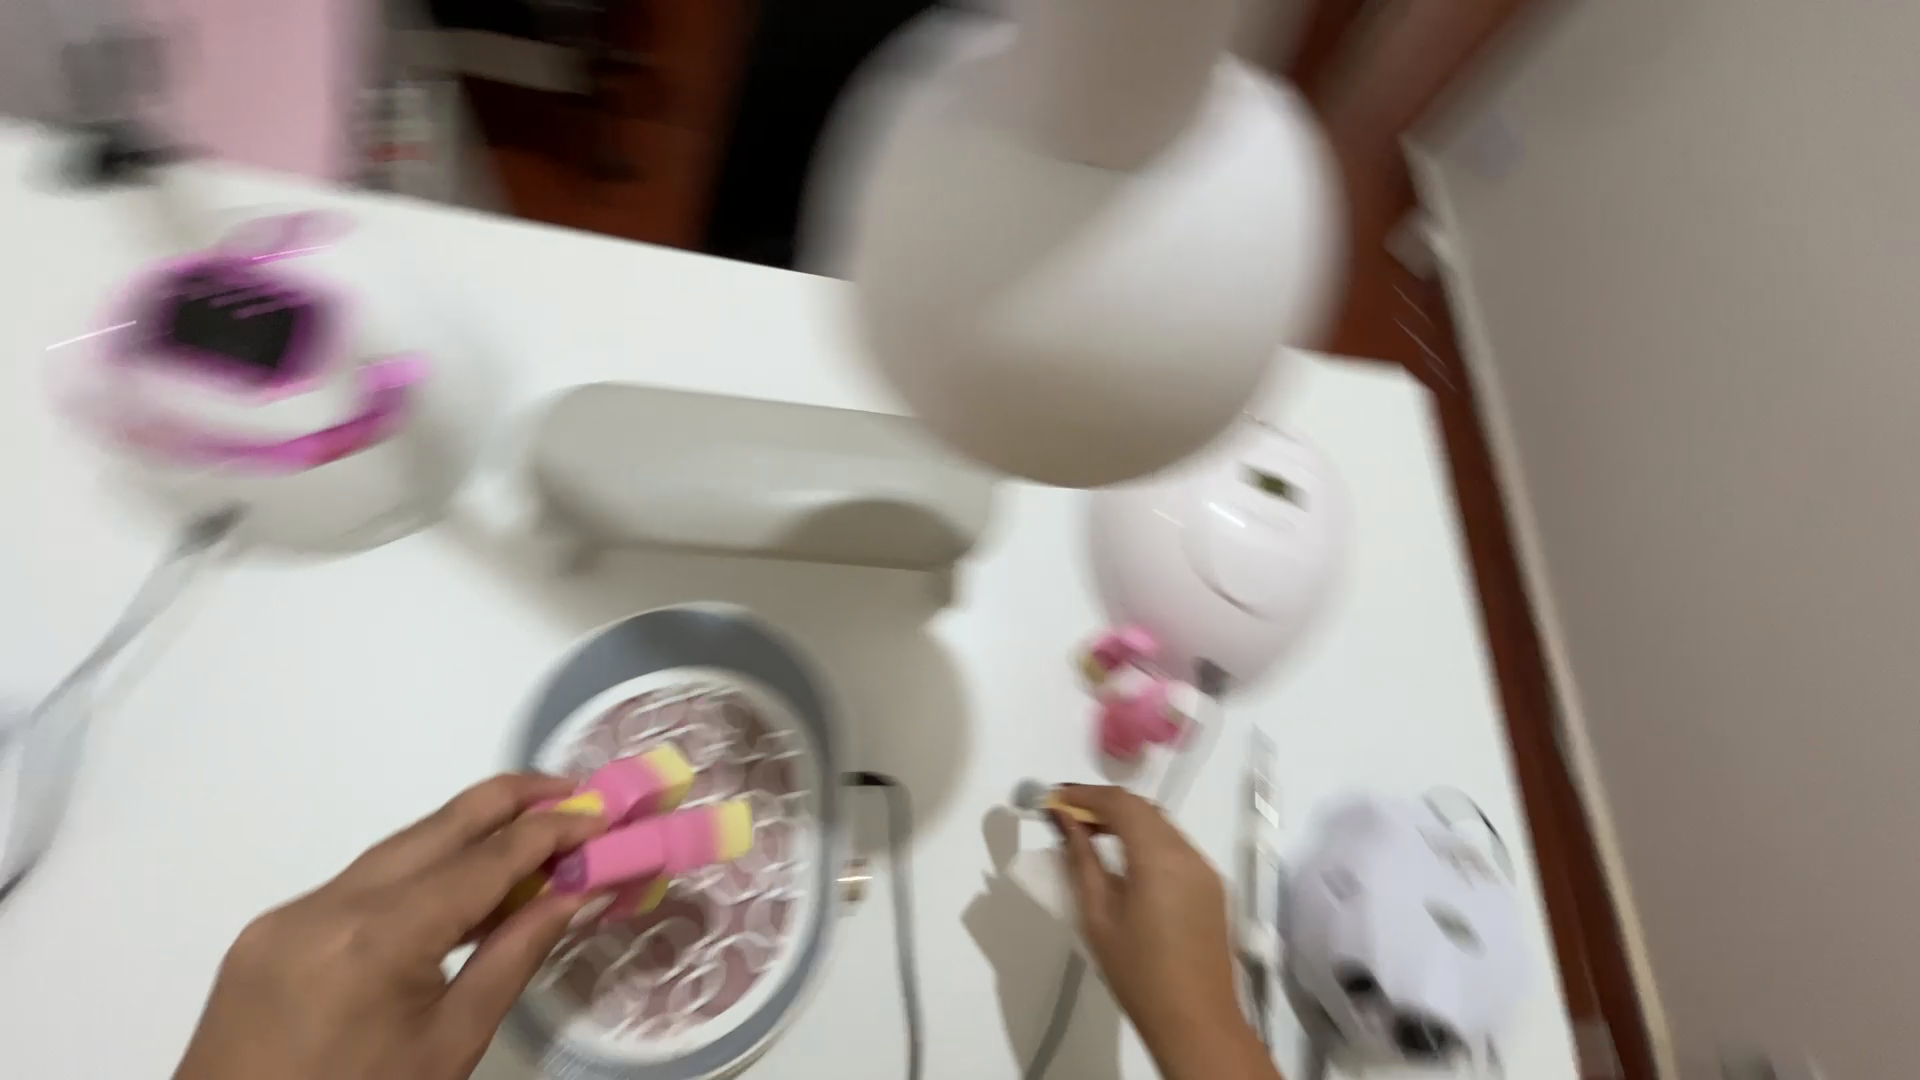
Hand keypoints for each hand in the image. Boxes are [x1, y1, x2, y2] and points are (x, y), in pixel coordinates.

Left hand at [173, 773, 608, 1079]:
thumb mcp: (454, 1042)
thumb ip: (520, 950)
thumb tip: (582, 889)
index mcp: (377, 937)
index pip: (490, 856)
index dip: (556, 828)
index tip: (604, 815)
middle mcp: (329, 903)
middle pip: (445, 820)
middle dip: (519, 797)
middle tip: (576, 794)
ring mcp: (292, 912)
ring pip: (408, 842)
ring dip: (476, 831)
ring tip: (535, 837)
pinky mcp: (274, 929)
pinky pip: (372, 876)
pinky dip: (431, 866)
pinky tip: (465, 885)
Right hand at [1055, 785, 1277, 1079]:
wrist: (1197, 1024)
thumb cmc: (1138, 973)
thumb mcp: (1098, 915)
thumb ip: (1081, 858)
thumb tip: (1064, 819)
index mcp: (1159, 858)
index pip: (1120, 804)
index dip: (1085, 795)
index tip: (1054, 798)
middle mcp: (1187, 853)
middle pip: (1142, 808)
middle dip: (1103, 804)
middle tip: (1068, 814)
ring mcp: (1204, 868)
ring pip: (1160, 824)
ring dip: (1125, 819)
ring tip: (1090, 833)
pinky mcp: (1211, 885)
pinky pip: (1174, 845)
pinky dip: (1145, 838)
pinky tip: (1123, 858)